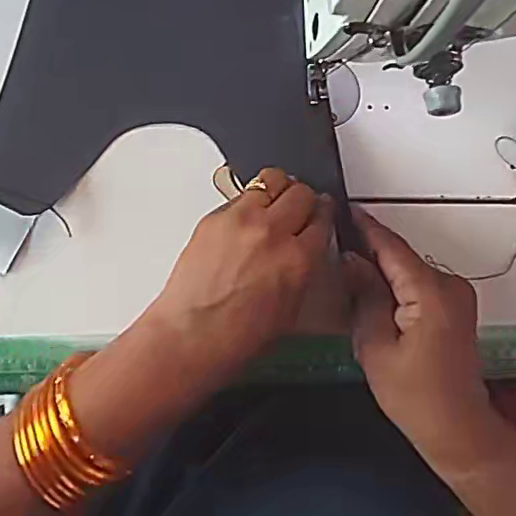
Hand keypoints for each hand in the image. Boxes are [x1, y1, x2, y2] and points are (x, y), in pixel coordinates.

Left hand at [142, 168, 336, 379]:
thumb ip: (303, 270)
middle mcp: (273, 233)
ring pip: (272, 180)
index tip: (321, 214)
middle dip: (304, 199)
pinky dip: (247, 201)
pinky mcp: (214, 216)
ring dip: (278, 189)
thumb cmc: (235, 336)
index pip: (323, 219)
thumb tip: (304, 250)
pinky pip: (241, 195)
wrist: (192, 336)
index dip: (323, 215)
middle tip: (300, 206)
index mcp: (299, 259)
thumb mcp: (292, 309)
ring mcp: (241, 220)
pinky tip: (245, 218)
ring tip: (274, 200)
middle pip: (301, 193)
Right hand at [347, 209, 499, 467]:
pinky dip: (396, 282)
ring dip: (381, 267)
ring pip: (409, 270)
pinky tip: (372, 287)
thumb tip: (353, 259)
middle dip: (369, 249)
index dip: (365, 226)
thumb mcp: (375, 346)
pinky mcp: (455, 306)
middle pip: (401, 257)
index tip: (342, 208)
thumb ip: (364, 295)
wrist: (459, 429)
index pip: (391, 247)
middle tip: (334, 240)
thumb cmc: (414, 395)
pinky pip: (419, 283)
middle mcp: (449, 285)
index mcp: (430, 292)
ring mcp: (456, 295)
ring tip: (346, 264)